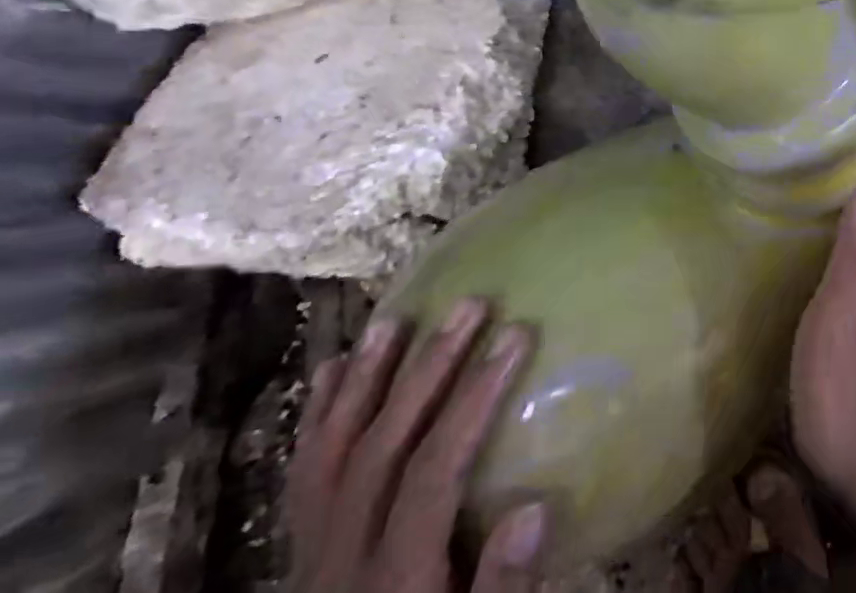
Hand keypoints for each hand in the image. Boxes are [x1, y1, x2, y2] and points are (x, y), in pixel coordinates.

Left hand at [287, 298, 541, 592]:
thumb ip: (505, 584)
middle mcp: (344, 554)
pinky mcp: (304, 545)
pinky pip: (304, 475)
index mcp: (396, 575)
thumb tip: (535, 508)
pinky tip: (338, 371)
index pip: (435, 469)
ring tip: (396, 319)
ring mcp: (313, 549)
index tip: (516, 336)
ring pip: (333, 453)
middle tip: (471, 306)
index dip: (474, 398)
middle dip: (429, 370)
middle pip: (381, 448)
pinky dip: (319, 417)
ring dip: (366, 381)